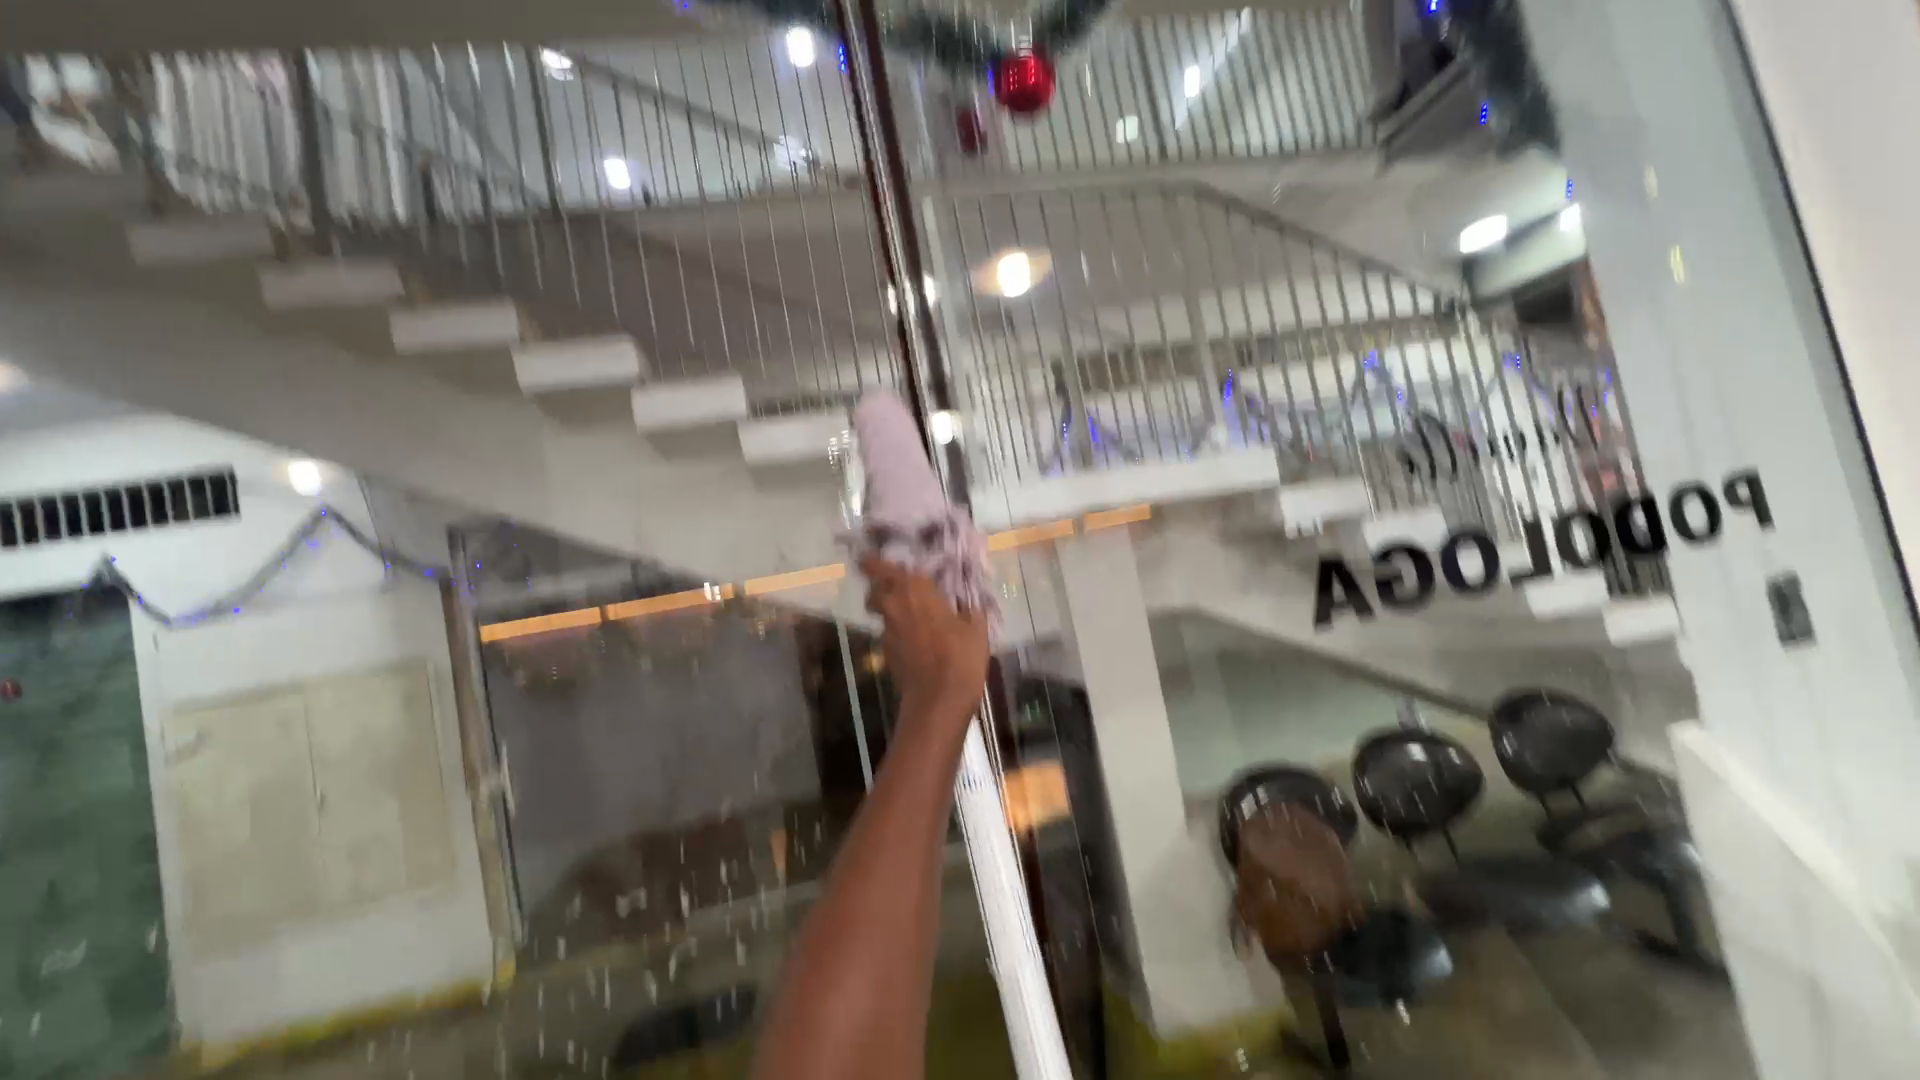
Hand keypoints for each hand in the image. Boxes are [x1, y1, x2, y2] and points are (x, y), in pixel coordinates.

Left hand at [860, 555, 988, 719]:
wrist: (938, 700)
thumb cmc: (960, 656)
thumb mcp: (976, 627)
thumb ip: (969, 606)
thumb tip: (968, 598)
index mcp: (913, 589)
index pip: (879, 567)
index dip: (872, 560)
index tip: (871, 555)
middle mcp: (893, 606)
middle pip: (874, 589)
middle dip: (882, 586)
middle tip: (900, 587)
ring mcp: (886, 632)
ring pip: (881, 612)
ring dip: (890, 610)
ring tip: (912, 614)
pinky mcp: (886, 654)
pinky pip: (889, 634)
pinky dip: (898, 632)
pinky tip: (917, 641)